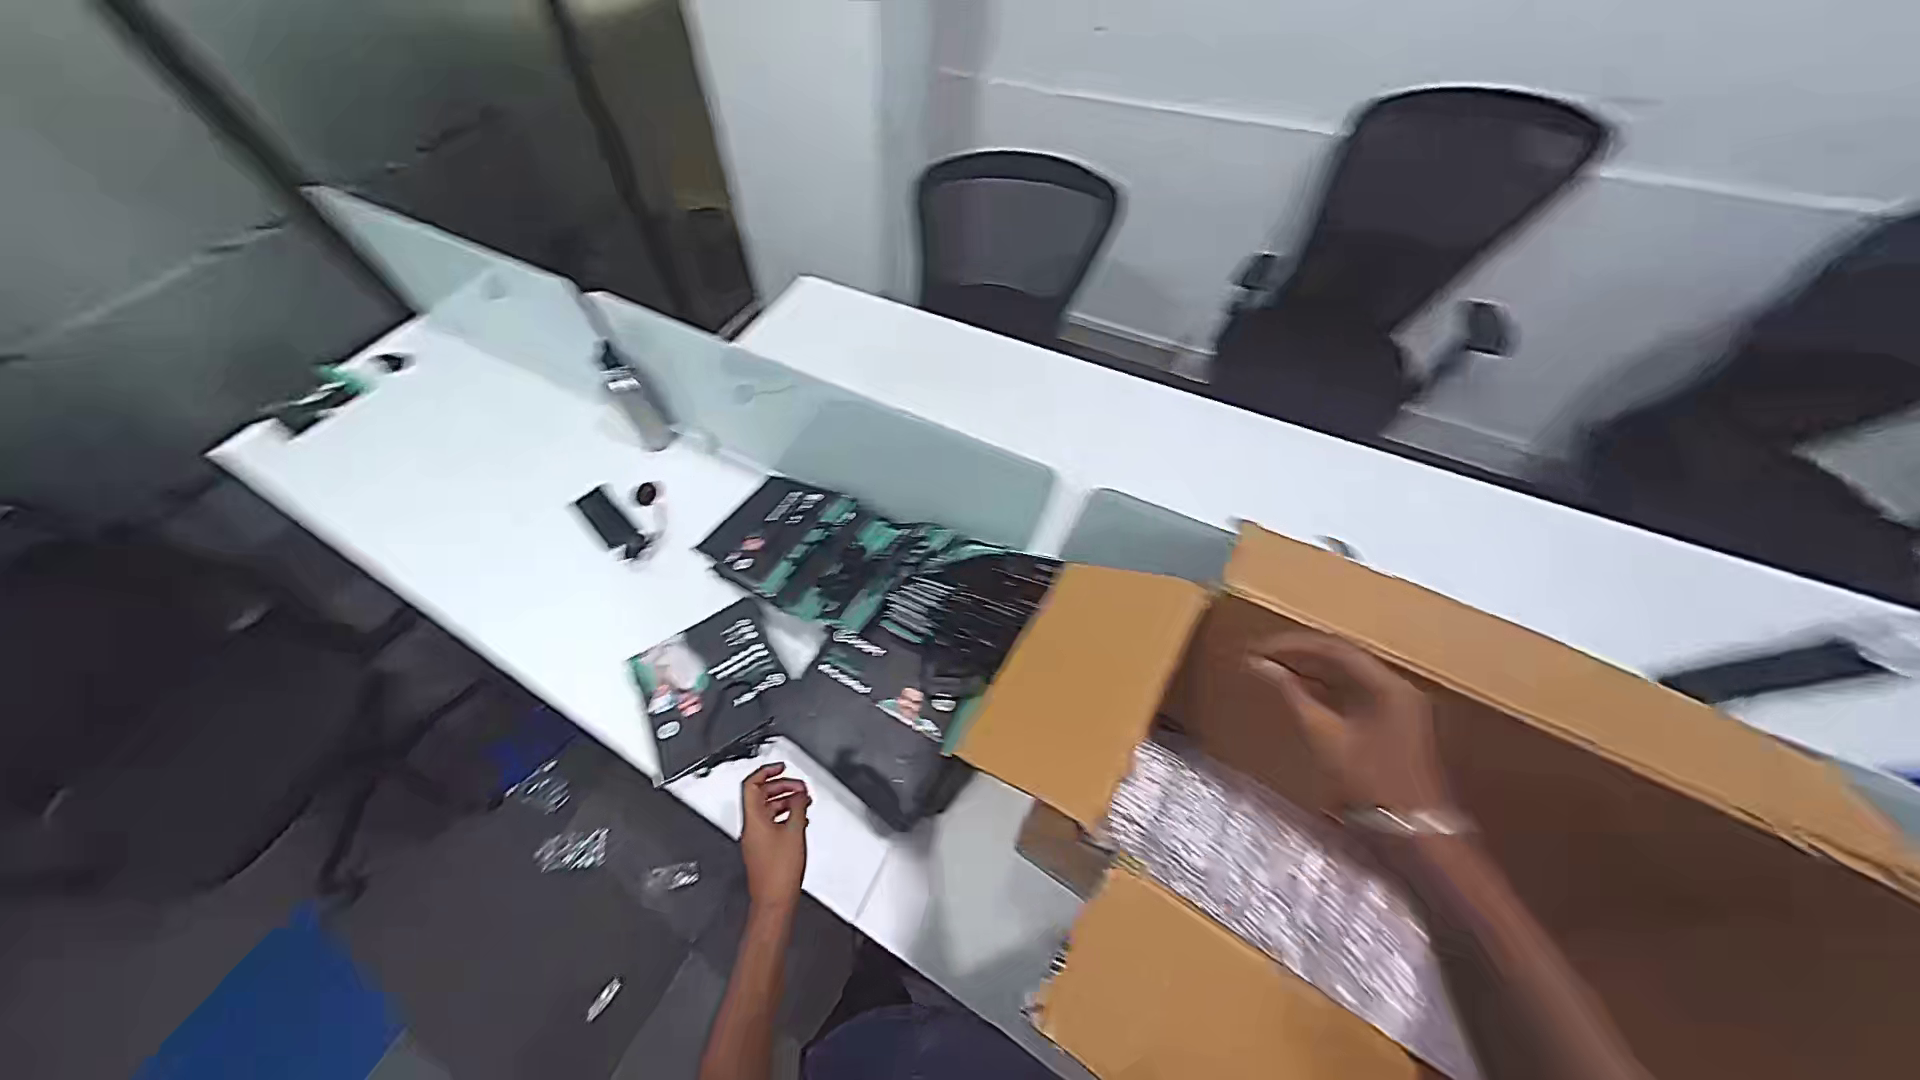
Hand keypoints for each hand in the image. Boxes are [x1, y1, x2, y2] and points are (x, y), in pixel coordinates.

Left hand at [739, 762, 808, 917]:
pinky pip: (771, 823)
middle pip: (761, 796)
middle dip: (781, 786)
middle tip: (799, 785)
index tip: (780, 767)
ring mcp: (755, 839)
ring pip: (768, 809)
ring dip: (785, 800)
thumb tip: (799, 795)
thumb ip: (797, 807)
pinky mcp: (762, 849)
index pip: (752, 785)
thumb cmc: (779, 872)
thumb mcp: (795, 830)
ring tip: (803, 800)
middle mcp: (751, 828)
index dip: (766, 772)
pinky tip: (799, 819)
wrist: (774, 901)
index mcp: (754, 819)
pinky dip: (785, 815)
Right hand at [1246, 632, 1450, 813]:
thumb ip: (1292, 694)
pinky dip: (1322, 688)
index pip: (1333, 648)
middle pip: (1341, 657)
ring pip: (1346, 674)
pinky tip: (1297, 691)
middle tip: (1262, 656)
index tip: (1259, 649)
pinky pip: (1351, 692)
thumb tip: (1261, 666)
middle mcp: (1396, 688)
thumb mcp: (1324, 735)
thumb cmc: (1368, 783)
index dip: (1291, 645)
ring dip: (1309, 670)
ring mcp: (1397, 706)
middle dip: (1299, 654)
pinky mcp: (1391, 722)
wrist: (1412, 832)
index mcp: (1387, 686)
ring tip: (1272, 669)